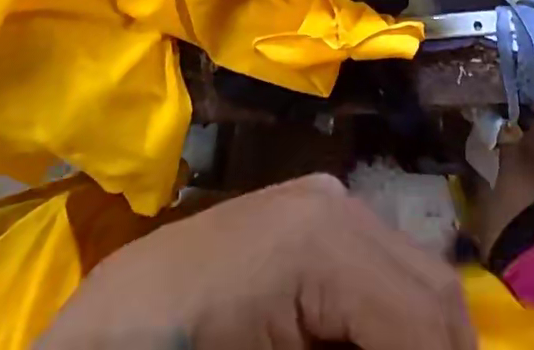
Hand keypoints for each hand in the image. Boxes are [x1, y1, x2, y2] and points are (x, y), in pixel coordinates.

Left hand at [38, 174, 475, 349]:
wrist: (98, 336)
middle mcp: (331, 199)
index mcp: (323, 236)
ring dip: (411, 337)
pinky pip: (372, 267)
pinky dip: (380, 320)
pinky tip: (348, 348)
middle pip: (434, 291)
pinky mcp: (304, 214)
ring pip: (411, 275)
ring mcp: (316, 199)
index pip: (429, 319)